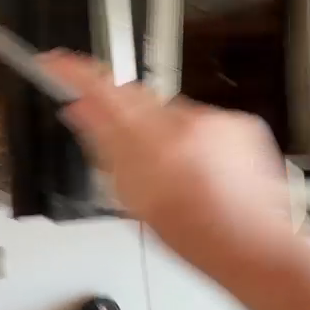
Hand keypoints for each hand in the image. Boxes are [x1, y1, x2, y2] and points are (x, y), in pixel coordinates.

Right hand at [39, 52, 301, 271]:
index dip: (75, 72)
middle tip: (128, 150)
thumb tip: (80, 109)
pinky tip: (203, 169)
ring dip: (163, 131)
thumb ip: (103, 145)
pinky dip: (196, 138)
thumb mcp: (130, 196)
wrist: (252, 247)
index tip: (56, 62)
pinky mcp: (239, 122)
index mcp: (149, 142)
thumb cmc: (194, 233)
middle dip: (124, 115)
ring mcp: (214, 120)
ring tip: (176, 173)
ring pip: (169, 111)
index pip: (102, 91)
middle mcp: (182, 122)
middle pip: (135, 97)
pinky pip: (203, 119)